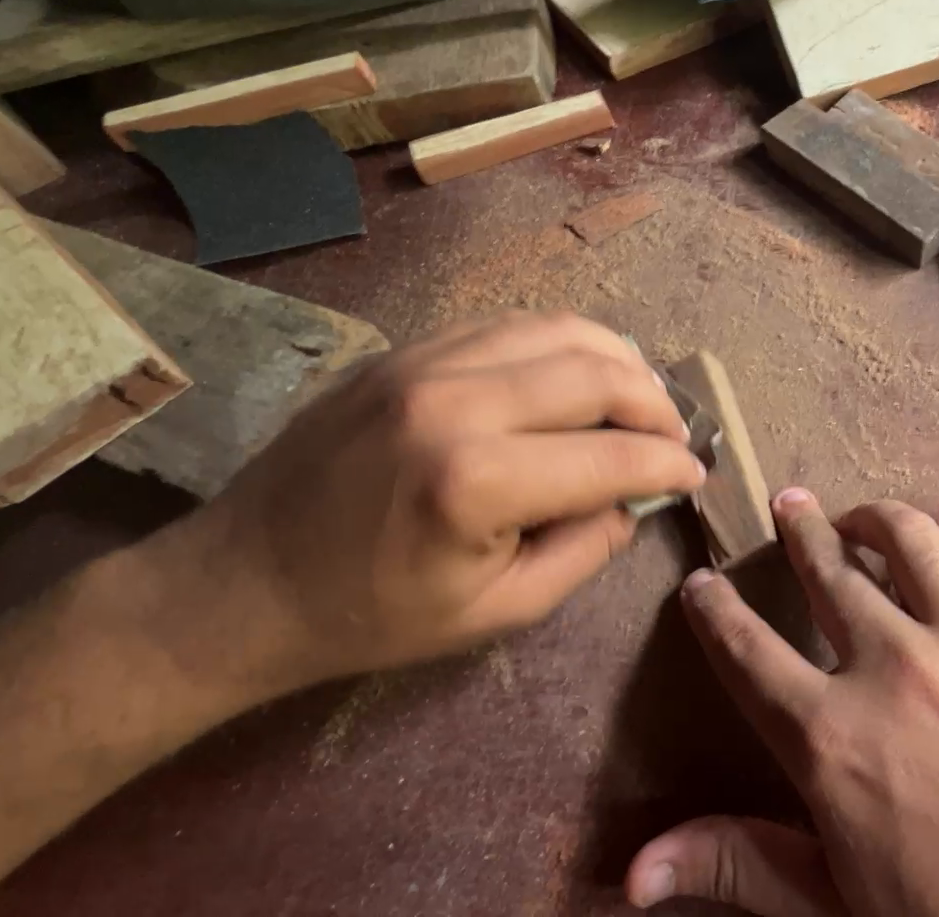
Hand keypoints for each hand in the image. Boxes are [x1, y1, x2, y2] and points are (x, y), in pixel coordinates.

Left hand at [141, 310, 706, 698]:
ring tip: (640, 395)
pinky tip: (580, 375)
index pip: (613, 456)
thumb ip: (585, 550)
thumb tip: (634, 498)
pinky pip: (513, 325)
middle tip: (676, 434)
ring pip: (561, 330)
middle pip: (598, 373)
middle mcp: (457, 401)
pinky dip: (566, 345)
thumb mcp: (498, 611)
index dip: (670, 464)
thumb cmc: (373, 613)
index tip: (696, 474)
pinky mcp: (408, 349)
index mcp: (476, 481)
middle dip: (657, 404)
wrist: (241, 582)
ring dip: (620, 360)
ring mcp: (426, 362)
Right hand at [623, 490, 938, 916]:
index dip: (717, 615)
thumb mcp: (836, 904)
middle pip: (829, 572)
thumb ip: (739, 868)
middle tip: (788, 502)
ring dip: (877, 514)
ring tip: (860, 509)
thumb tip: (635, 870)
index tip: (702, 584)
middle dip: (800, 530)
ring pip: (910, 540)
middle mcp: (891, 666)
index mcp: (831, 735)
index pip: (750, 654)